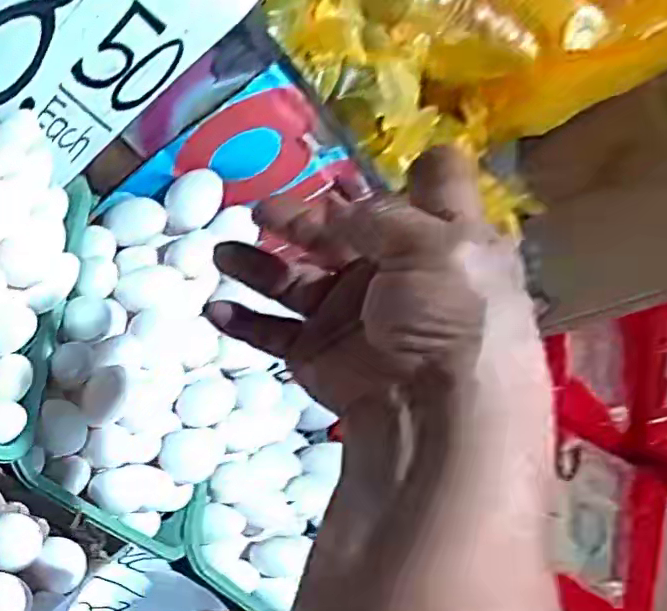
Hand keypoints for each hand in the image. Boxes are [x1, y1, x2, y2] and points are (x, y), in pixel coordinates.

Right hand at [204, 147, 542, 421]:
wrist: (426, 394)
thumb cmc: (449, 311)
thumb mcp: (433, 247)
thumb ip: (378, 221)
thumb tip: (331, 205)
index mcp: (434, 237)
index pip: (425, 191)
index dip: (402, 172)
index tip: (366, 160)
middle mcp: (386, 269)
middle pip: (336, 235)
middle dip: (298, 220)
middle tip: (260, 210)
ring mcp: (341, 311)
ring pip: (289, 280)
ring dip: (255, 266)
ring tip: (222, 253)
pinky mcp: (309, 347)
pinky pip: (267, 330)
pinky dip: (240, 321)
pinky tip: (217, 309)